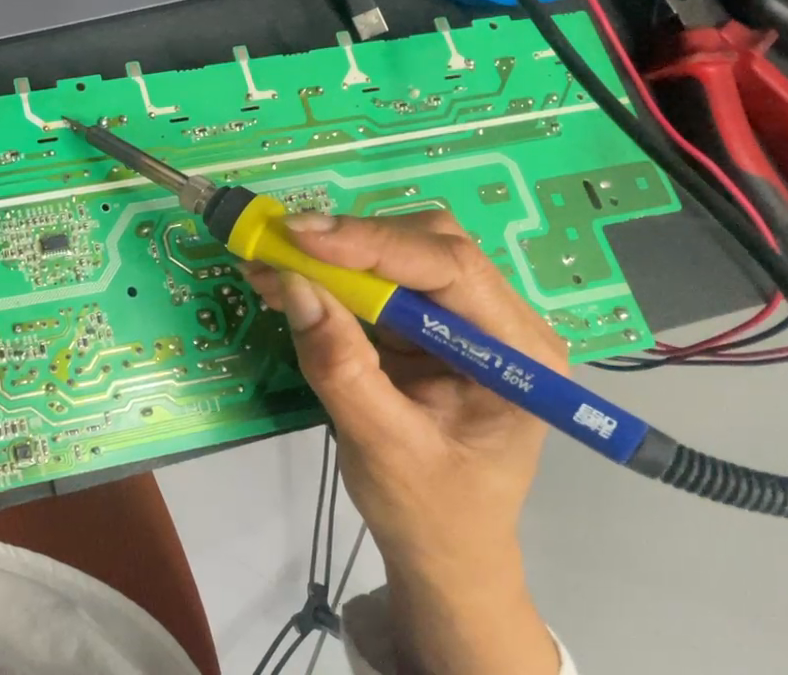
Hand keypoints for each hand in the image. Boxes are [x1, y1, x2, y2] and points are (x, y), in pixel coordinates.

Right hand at [244, 211, 564, 674]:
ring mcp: (461, 321)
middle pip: (429, 244)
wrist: (443, 552)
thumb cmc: (431, 512)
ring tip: (269, 262)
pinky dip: (327, 275)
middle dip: (351, 240)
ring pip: (398, 251)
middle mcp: (499, 322)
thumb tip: (294, 286)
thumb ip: (341, 365)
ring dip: (332, 253)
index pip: (450, 270)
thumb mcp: (382, 446)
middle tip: (280, 245)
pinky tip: (284, 281)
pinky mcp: (424, 326)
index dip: (372, 242)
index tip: (299, 235)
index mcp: (517, 354)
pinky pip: (375, 280)